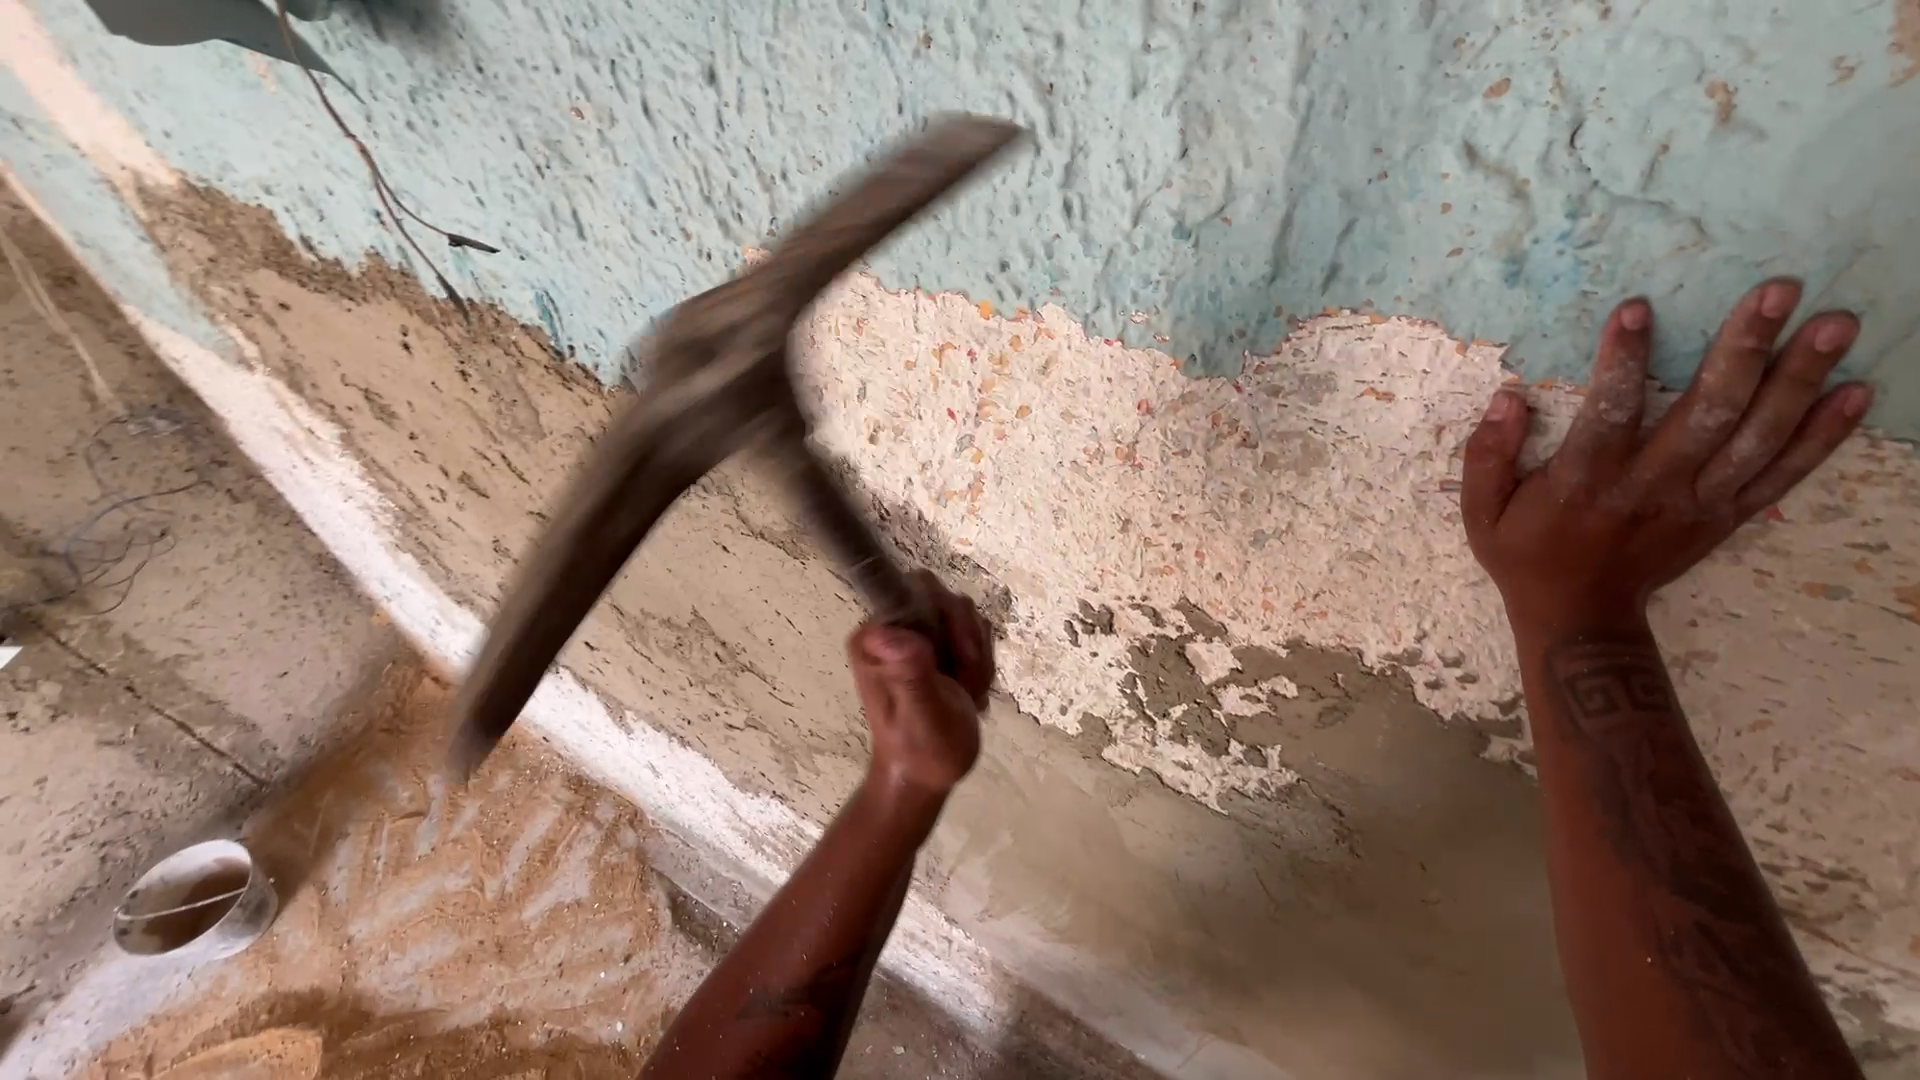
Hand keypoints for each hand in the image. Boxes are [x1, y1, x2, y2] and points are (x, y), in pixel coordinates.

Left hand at [848, 571, 994, 795]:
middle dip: (969, 642)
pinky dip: (979, 663)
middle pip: (947, 600)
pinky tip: (970, 692)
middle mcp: (889, 628)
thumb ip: (910, 674)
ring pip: (964, 617)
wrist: (928, 775)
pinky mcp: (934, 646)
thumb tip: (887, 633)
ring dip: (977, 657)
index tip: (961, 661)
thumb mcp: (923, 715)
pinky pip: (972, 633)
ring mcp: (913, 636)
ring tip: (967, 694)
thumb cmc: (923, 752)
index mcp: (874, 638)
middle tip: (968, 685)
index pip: (919, 589)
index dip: (950, 619)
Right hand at [1464, 279, 1872, 631]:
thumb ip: (1487, 456)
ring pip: (1756, 436)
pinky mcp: (1726, 517)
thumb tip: (1506, 399)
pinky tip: (1855, 391)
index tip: (1636, 309)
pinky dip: (1823, 435)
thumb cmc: (1525, 555)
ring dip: (1798, 379)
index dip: (1622, 361)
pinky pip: (1783, 474)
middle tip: (1778, 292)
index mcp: (1584, 483)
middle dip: (1743, 349)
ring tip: (1834, 325)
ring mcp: (1696, 502)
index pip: (1608, 413)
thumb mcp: (1481, 512)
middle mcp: (1648, 488)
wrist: (1578, 613)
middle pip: (1706, 413)